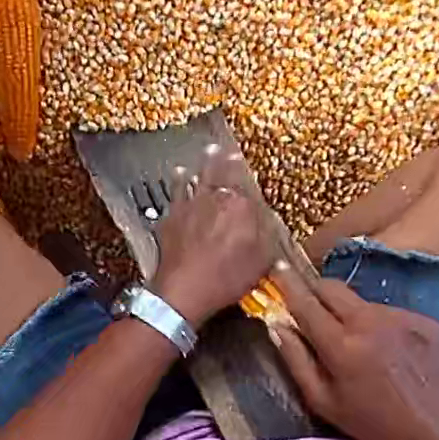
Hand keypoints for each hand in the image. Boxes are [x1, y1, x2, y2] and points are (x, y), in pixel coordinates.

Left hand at [148, 158, 274, 326]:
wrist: (184, 291)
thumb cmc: (226, 279)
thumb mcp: (261, 262)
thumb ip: (266, 235)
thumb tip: (267, 218)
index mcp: (242, 207)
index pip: (247, 185)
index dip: (245, 173)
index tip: (244, 161)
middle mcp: (215, 199)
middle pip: (221, 175)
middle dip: (224, 160)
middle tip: (225, 148)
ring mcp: (190, 206)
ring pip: (198, 178)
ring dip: (203, 164)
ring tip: (207, 151)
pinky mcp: (171, 218)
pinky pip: (175, 192)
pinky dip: (178, 181)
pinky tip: (177, 173)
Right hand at [269, 267, 438, 439]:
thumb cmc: (372, 423)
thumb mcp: (322, 402)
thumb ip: (295, 359)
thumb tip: (275, 325)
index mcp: (340, 344)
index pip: (305, 302)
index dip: (287, 284)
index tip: (276, 269)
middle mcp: (369, 322)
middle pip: (332, 287)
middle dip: (316, 292)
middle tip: (310, 309)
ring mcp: (400, 317)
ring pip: (360, 301)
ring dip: (348, 313)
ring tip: (356, 344)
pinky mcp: (424, 320)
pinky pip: (388, 312)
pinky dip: (379, 325)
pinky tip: (387, 352)